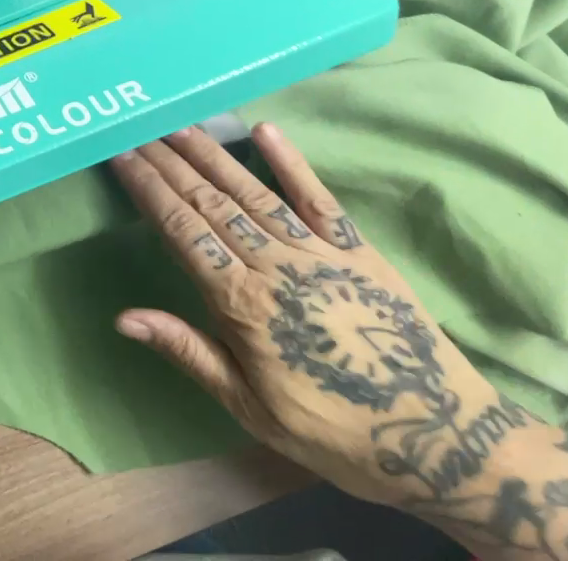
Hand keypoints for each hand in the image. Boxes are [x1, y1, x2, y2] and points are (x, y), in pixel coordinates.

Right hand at [110, 126, 567, 560]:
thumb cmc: (334, 431)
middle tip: (137, 127)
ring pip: (253, 193)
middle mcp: (277, 267)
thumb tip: (124, 317)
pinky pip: (320, 200)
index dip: (149, 191)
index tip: (121, 158)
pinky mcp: (359, 253)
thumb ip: (189, 352)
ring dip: (212, 156)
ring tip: (179, 125)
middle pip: (211, 203)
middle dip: (169, 163)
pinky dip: (292, 164)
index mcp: (244, 304)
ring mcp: (320, 255)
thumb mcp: (251, 409)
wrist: (446, 442)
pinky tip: (266, 131)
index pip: (183, 231)